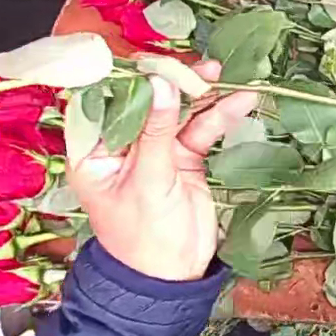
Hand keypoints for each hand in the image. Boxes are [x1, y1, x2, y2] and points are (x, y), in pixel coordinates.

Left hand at [68, 59, 259, 280]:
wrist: (174, 275)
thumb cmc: (144, 236)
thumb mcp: (148, 181)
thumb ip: (156, 131)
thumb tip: (162, 84)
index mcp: (94, 151)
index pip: (103, 103)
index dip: (124, 78)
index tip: (149, 59)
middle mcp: (124, 145)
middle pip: (147, 103)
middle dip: (172, 83)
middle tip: (198, 67)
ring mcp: (157, 151)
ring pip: (179, 113)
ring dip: (203, 96)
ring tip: (224, 76)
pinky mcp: (185, 159)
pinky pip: (202, 131)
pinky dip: (221, 117)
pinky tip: (240, 102)